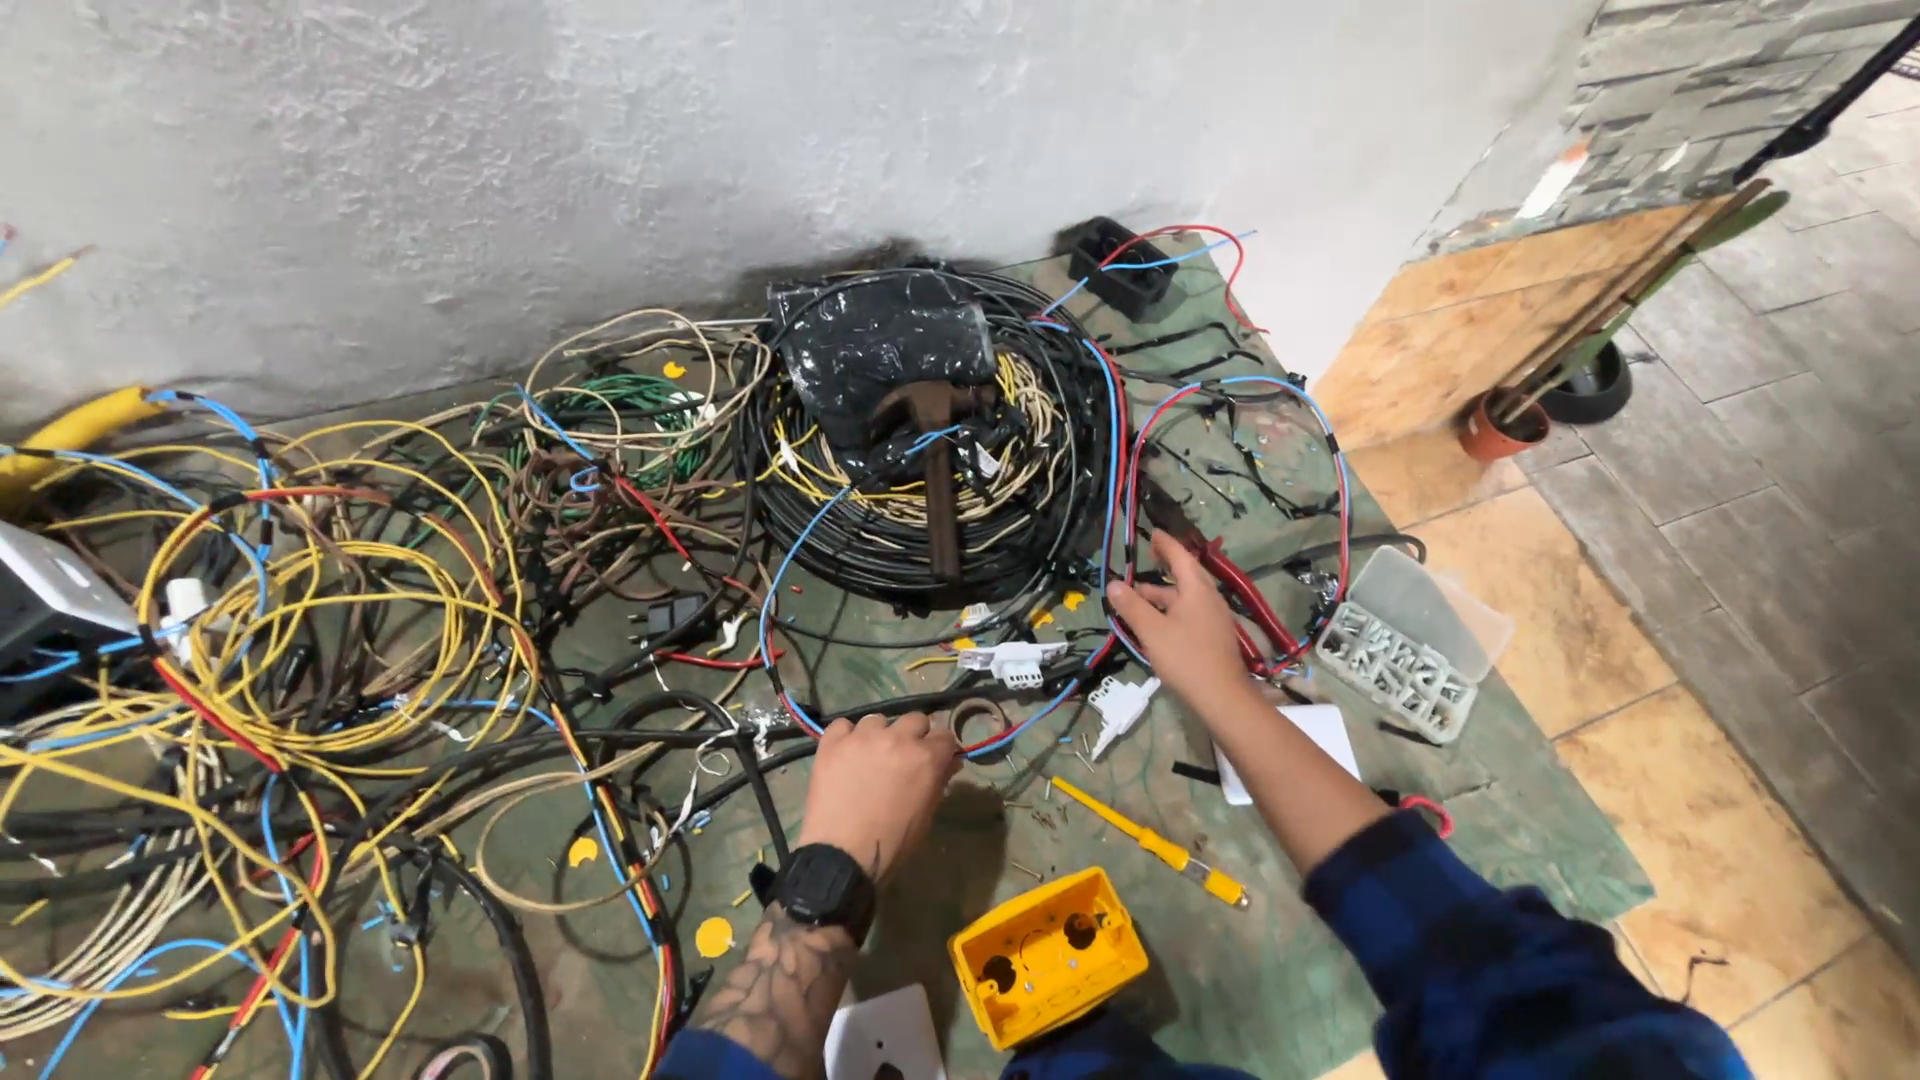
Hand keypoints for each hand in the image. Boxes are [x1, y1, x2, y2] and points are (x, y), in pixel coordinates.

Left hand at [795, 712, 959, 880]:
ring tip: (870, 757)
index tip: (935, 759)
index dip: (940, 748)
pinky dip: (846, 737)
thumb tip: (949, 763)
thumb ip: (939, 782)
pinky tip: (845, 754)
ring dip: (879, 735)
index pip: (945, 735)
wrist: (842, 855)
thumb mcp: (926, 816)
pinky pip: (843, 725)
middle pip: (915, 719)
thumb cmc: (892, 843)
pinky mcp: (833, 743)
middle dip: (914, 736)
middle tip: (903, 757)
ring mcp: (862, 737)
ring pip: (878, 720)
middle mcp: (897, 738)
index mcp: (925, 757)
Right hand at [1106, 529, 1255, 712]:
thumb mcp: (1152, 631)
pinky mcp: (1213, 635)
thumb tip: (1113, 584)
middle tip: (1145, 559)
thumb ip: (1131, 606)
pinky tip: (1156, 621)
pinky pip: (1190, 612)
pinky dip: (1171, 609)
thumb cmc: (1186, 658)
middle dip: (1164, 567)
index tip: (1152, 533)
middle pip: (1185, 575)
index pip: (1180, 556)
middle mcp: (1209, 598)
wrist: (1222, 696)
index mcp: (1196, 590)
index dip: (1165, 544)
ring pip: (1185, 597)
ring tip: (1137, 597)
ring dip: (1163, 593)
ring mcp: (1214, 618)